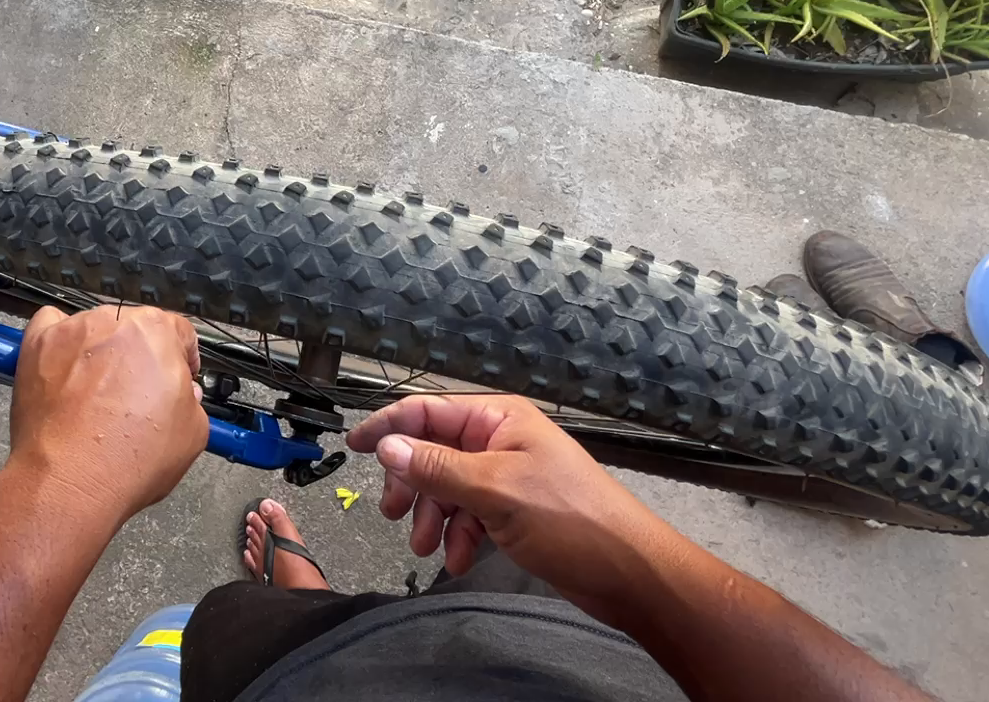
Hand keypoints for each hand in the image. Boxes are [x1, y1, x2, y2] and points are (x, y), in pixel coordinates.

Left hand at [8, 306, 209, 522]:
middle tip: (134, 394)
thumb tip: (183, 394)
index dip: (182, 357)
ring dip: (98, 351)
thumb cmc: (129, 460)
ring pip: (94, 328)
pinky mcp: (39, 344)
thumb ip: (193, 400)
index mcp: (158, 332)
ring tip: (93, 392)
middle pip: (135, 328)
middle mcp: (117, 321)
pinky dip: (58, 341)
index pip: (178, 331)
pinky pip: (49, 325)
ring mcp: (74, 329)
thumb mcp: (193, 434)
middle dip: (138, 357)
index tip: (178, 374)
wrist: (71, 482)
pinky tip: (63, 368)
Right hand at [346, 394, 677, 609]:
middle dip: (411, 482)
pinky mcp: (511, 506)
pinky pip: (467, 510)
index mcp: (496, 418)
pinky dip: (457, 532)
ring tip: (425, 546)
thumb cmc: (573, 520)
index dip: (387, 426)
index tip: (354, 445)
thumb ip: (437, 468)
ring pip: (446, 484)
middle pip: (431, 449)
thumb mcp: (496, 491)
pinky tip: (455, 558)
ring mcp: (504, 473)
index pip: (427, 410)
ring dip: (432, 514)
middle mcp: (497, 438)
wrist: (634, 577)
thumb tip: (386, 446)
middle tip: (394, 513)